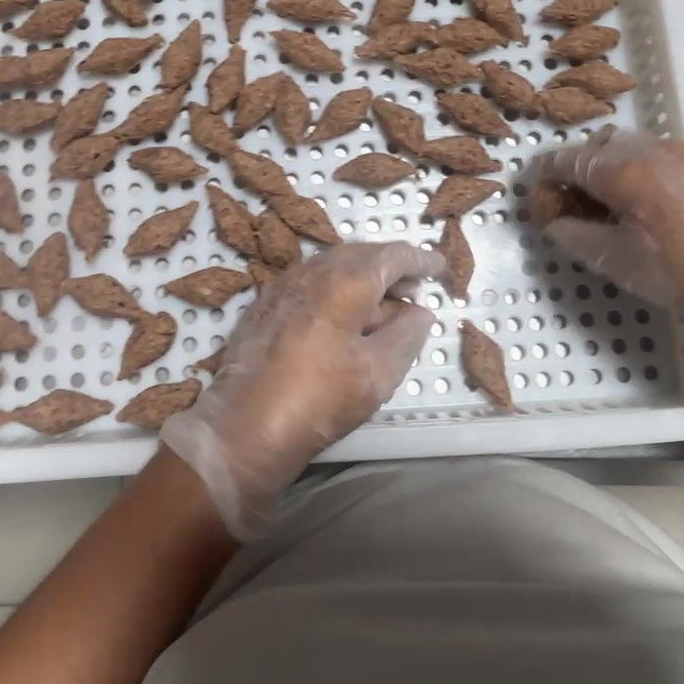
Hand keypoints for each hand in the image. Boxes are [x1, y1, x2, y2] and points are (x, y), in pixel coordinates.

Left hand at [160, 242, 443, 539]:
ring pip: (333, 268)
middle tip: (414, 289)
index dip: (420, 259)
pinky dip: (336, 291)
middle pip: (361, 255)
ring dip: (362, 279)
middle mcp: (312, 270)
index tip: (440, 267)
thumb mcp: (378, 373)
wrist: (243, 428)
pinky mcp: (264, 306)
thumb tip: (420, 312)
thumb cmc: (319, 398)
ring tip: (383, 308)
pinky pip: (311, 284)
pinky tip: (343, 319)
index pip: (392, 256)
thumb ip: (406, 335)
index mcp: (345, 280)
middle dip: (391, 268)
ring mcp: (283, 286)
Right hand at [537, 132, 683, 358]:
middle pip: (611, 146)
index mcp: (626, 169)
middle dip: (590, 166)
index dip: (547, 170)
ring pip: (654, 149)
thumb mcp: (622, 265)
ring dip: (633, 167)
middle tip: (583, 197)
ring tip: (634, 200)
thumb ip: (579, 238)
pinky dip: (676, 173)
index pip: (572, 159)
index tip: (535, 182)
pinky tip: (683, 201)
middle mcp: (662, 147)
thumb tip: (556, 223)